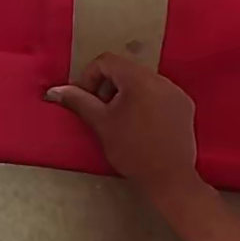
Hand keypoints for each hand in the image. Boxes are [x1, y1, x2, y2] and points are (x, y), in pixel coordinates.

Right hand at [45, 53, 198, 188]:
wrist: (169, 178)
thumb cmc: (131, 150)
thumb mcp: (101, 123)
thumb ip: (78, 101)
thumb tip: (54, 90)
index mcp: (139, 79)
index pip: (107, 61)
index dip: (90, 76)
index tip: (86, 99)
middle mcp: (161, 79)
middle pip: (125, 69)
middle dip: (107, 85)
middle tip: (101, 110)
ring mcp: (176, 92)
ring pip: (142, 80)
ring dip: (125, 92)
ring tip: (120, 118)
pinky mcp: (185, 105)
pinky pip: (159, 92)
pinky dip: (145, 100)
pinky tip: (141, 123)